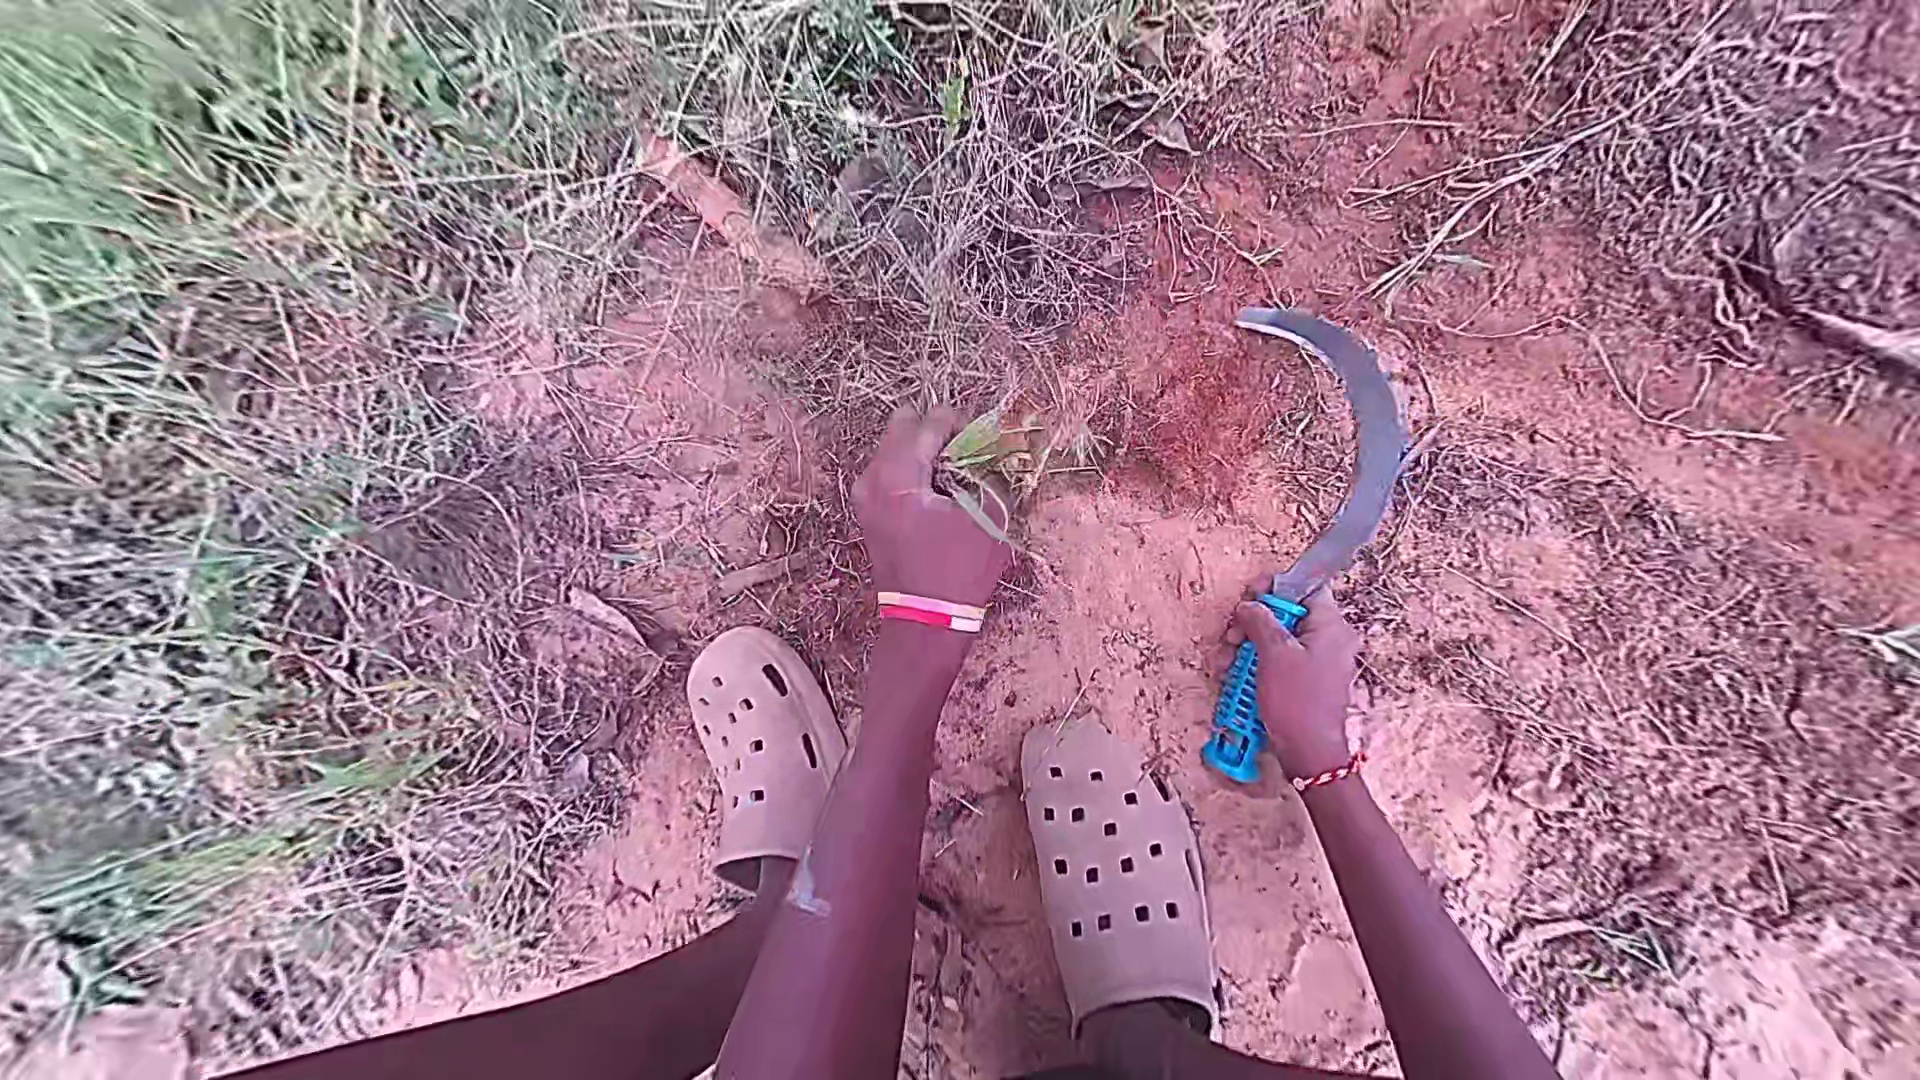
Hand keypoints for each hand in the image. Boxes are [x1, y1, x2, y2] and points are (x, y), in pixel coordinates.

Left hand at [853, 405, 1013, 608]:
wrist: (927, 620)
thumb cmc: (960, 568)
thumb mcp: (990, 516)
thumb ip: (991, 471)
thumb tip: (992, 449)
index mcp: (898, 474)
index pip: (930, 421)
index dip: (961, 426)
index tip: (983, 445)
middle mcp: (871, 477)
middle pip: (905, 427)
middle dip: (938, 435)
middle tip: (966, 459)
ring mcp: (864, 496)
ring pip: (895, 449)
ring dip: (925, 454)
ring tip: (955, 481)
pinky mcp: (867, 512)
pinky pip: (890, 473)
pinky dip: (914, 474)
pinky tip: (938, 497)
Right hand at [1232, 589, 1359, 777]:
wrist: (1307, 751)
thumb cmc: (1296, 699)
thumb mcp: (1273, 653)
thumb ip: (1260, 620)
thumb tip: (1250, 605)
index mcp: (1330, 626)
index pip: (1307, 587)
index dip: (1277, 586)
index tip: (1251, 595)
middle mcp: (1328, 639)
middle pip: (1286, 612)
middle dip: (1253, 621)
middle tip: (1233, 636)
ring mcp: (1316, 659)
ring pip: (1276, 636)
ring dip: (1247, 644)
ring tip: (1228, 660)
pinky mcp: (1303, 677)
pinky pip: (1276, 657)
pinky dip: (1255, 662)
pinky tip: (1235, 674)